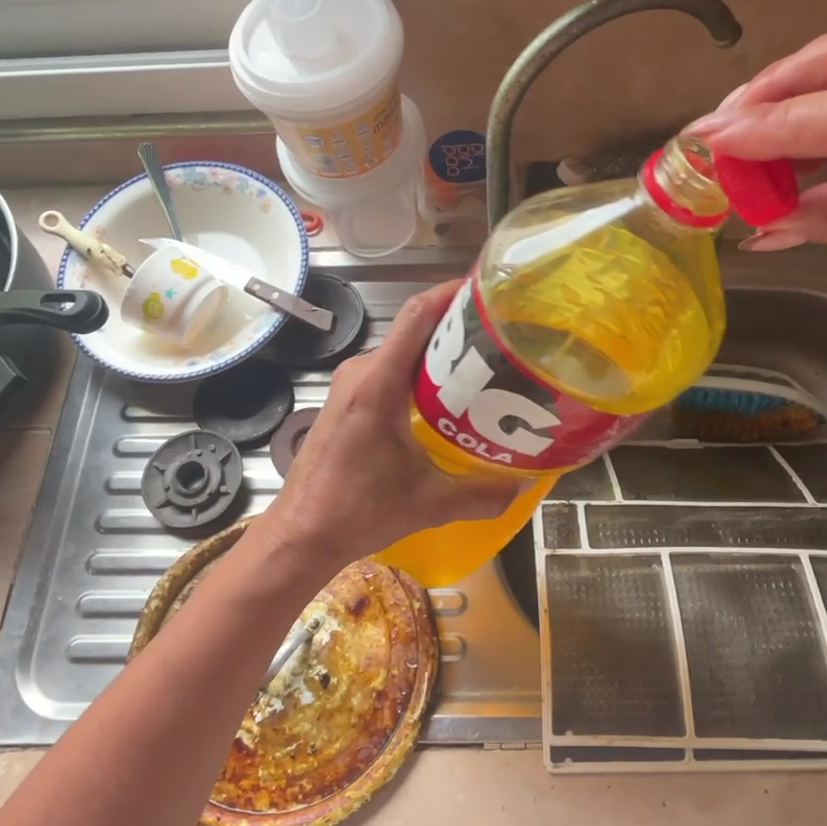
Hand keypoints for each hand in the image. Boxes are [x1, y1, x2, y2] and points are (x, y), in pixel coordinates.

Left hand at [255, 281, 519, 578]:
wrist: (301, 534)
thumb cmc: (357, 512)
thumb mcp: (429, 504)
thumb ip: (481, 494)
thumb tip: (525, 486)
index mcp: (378, 383)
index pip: (416, 315)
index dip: (452, 293)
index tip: (489, 290)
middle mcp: (361, 373)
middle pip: (415, 333)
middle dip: (459, 332)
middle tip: (505, 342)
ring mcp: (349, 386)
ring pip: (403, 355)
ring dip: (441, 358)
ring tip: (487, 371)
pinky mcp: (346, 402)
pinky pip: (390, 374)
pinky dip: (421, 378)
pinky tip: (450, 402)